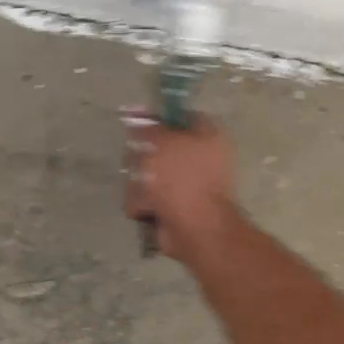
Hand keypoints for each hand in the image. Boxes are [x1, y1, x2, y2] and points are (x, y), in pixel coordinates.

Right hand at [122, 111, 242, 265]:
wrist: (194, 226)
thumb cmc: (183, 178)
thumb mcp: (164, 143)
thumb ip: (150, 128)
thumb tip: (137, 118)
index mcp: (207, 136)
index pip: (180, 117)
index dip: (157, 118)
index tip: (135, 122)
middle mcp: (199, 158)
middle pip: (158, 148)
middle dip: (141, 157)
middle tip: (137, 163)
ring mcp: (185, 184)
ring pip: (147, 174)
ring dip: (139, 183)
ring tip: (144, 192)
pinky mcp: (173, 206)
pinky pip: (147, 197)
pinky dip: (142, 203)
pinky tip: (146, 208)